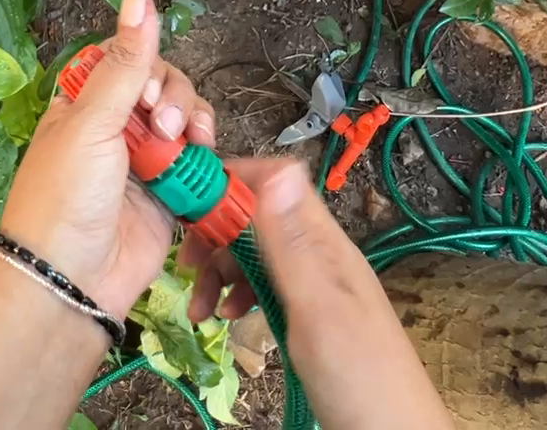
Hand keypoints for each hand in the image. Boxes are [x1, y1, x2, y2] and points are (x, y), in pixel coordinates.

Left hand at [0, 0, 216, 317]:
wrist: (73, 282)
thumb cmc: (67, 192)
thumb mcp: (93, 120)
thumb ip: (125, 61)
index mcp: (83, 101)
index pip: (125, 58)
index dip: (142, 65)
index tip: (142, 91)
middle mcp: (114, 123)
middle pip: (160, 82)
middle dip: (170, 95)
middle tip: (162, 125)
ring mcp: (143, 155)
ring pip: (182, 113)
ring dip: (190, 117)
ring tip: (186, 140)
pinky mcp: (168, 186)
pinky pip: (194, 153)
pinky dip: (202, 149)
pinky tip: (202, 151)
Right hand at [180, 158, 452, 428]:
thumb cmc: (359, 378)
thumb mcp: (318, 307)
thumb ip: (292, 241)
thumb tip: (279, 167)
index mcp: (324, 242)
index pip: (276, 179)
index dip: (234, 179)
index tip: (192, 200)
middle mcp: (317, 253)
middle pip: (257, 215)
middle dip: (217, 232)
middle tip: (187, 263)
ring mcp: (312, 283)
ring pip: (254, 252)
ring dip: (220, 270)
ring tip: (199, 308)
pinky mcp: (305, 312)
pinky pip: (261, 285)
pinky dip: (236, 295)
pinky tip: (223, 318)